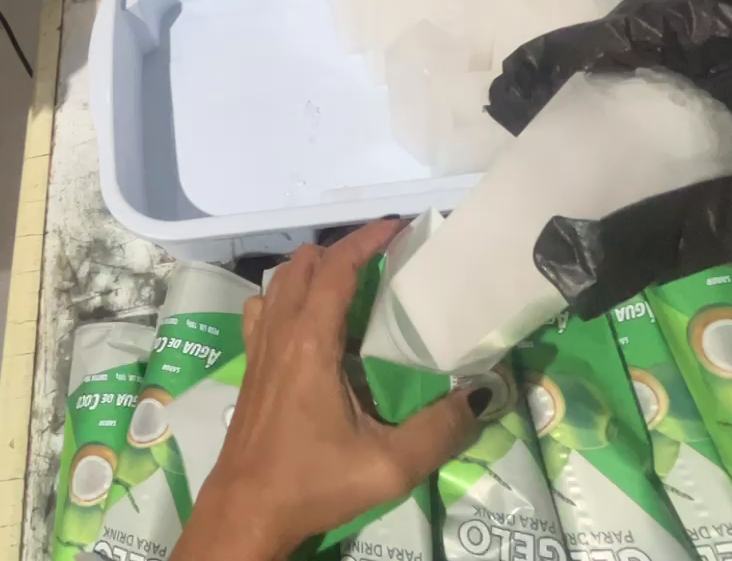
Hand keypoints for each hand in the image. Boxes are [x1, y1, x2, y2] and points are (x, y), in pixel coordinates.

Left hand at [169, 219, 482, 559]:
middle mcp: (281, 327)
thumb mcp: (389, 465)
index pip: (337, 268)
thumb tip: (483, 393)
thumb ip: (440, 429)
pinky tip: (309, 313)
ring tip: (353, 279)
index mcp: (311, 339)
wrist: (248, 504)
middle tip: (385, 257)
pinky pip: (265, 303)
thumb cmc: (314, 481)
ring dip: (315, 266)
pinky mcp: (251, 356)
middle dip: (345, 249)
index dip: (366, 240)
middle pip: (307, 262)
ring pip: (282, 277)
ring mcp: (260, 339)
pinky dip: (288, 290)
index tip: (398, 226)